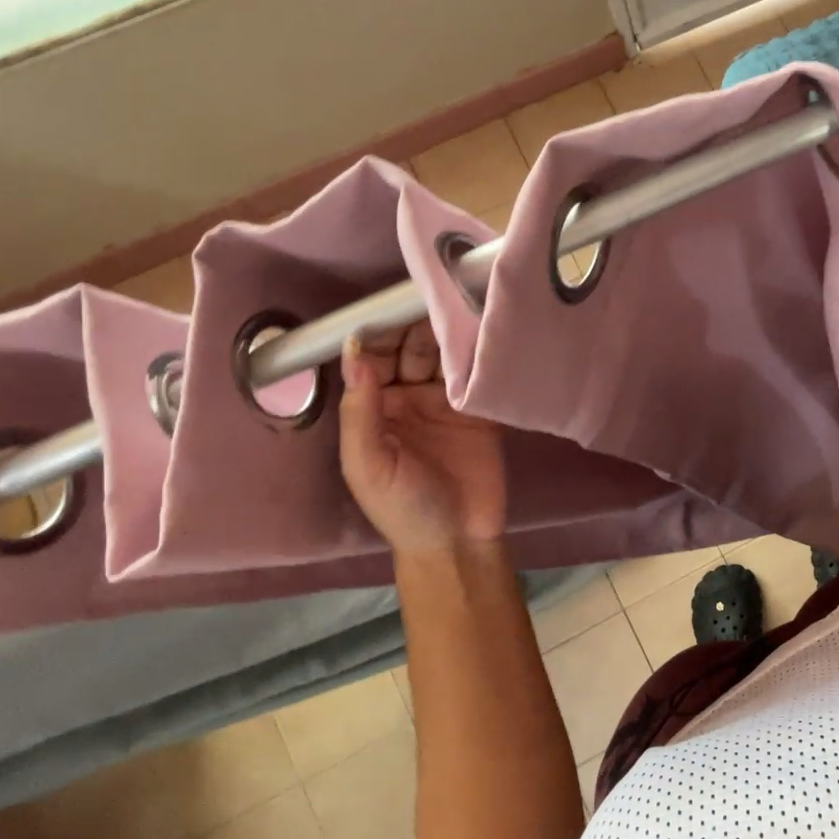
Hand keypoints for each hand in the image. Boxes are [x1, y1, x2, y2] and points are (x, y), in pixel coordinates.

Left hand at [338, 321, 506, 553]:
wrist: (459, 540)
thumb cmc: (404, 508)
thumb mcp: (369, 464)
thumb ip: (361, 411)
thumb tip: (355, 351)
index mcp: (372, 410)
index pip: (370, 359)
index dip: (377, 333)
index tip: (390, 304)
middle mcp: (406, 398)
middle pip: (408, 350)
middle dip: (415, 325)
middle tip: (434, 297)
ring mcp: (445, 402)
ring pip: (443, 356)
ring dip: (447, 333)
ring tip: (460, 306)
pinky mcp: (480, 410)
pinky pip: (476, 375)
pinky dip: (478, 355)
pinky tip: (484, 332)